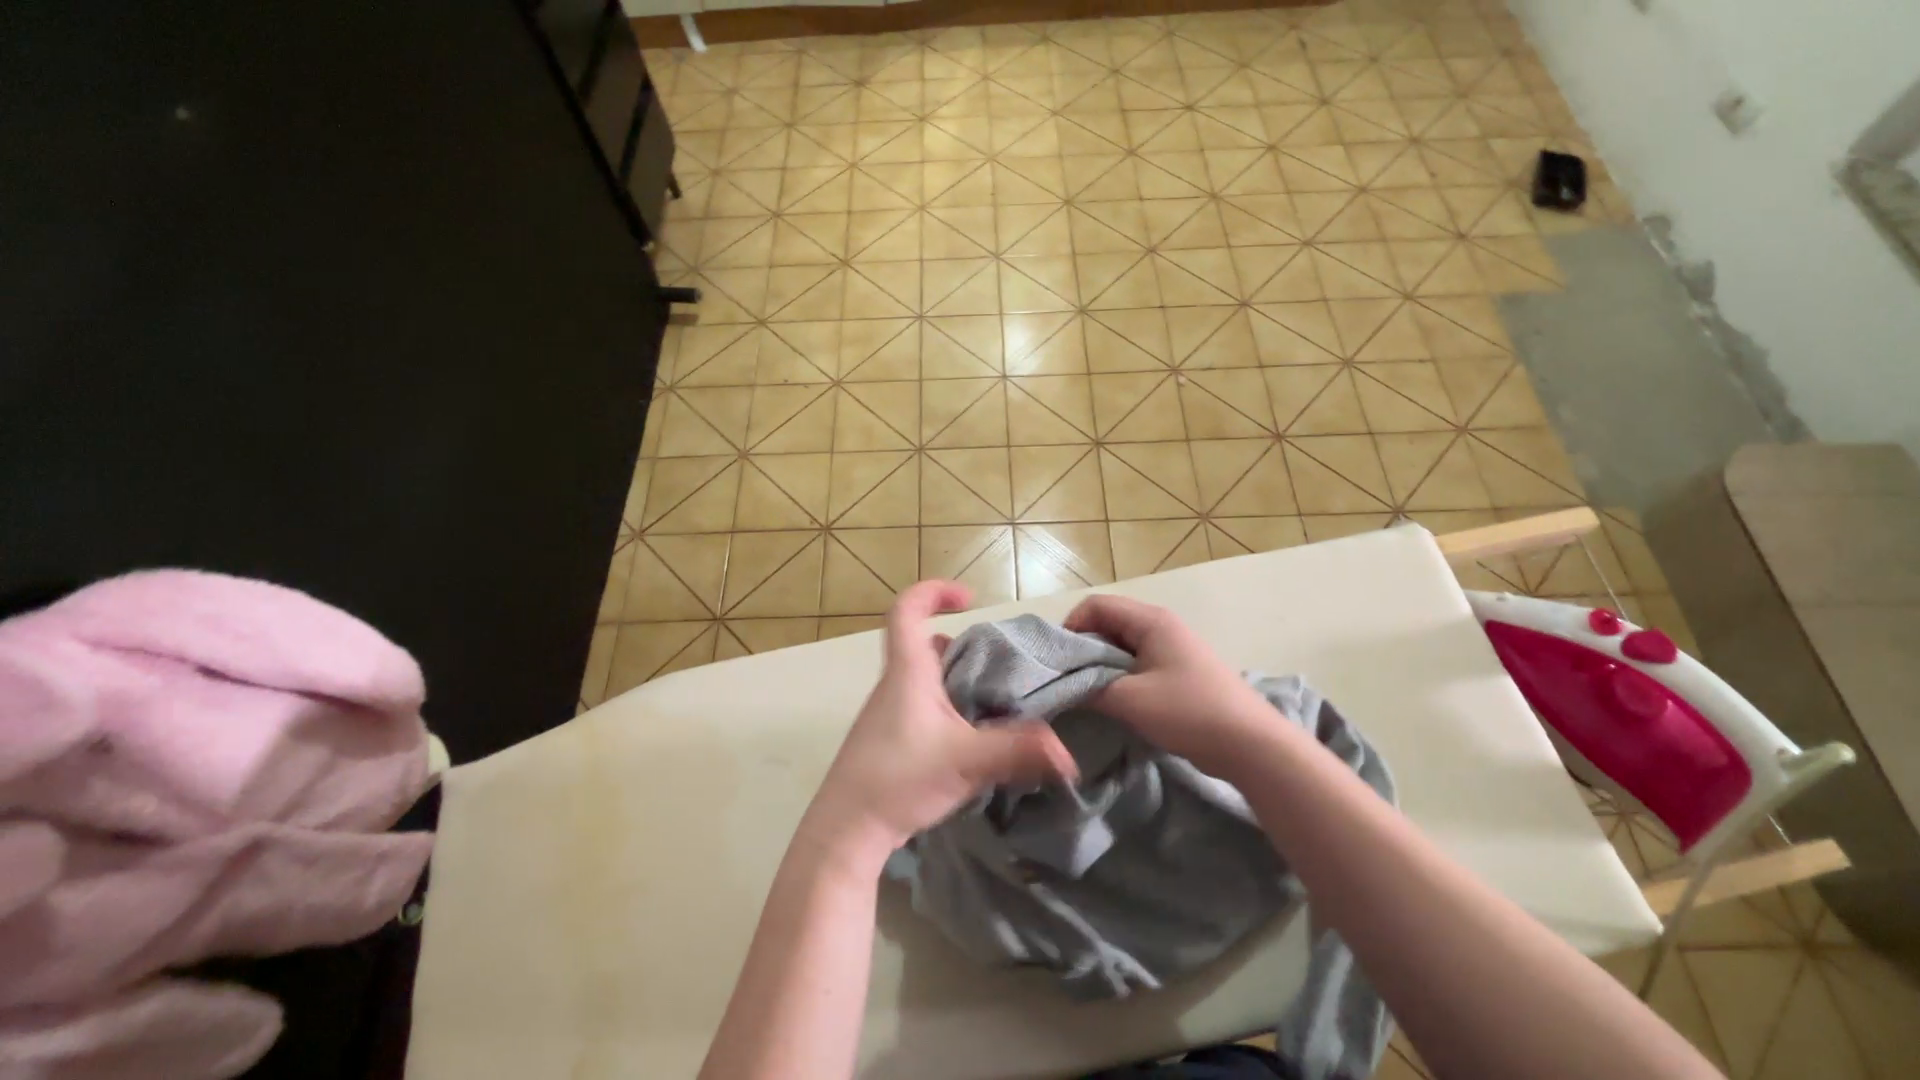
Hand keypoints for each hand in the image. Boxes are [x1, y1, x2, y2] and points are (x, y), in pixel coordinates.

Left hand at [802, 582, 1078, 863]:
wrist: (846, 831)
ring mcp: (889, 714)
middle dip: (965, 647)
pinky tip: (976, 738)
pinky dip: (952, 708)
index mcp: (908, 672)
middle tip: (1003, 665)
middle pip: (926, 645)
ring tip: (999, 702)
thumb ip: (1020, 752)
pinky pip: (925, 707)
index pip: (907, 610)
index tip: (969, 598)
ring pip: (928, 679)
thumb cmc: (898, 780)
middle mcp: (896, 685)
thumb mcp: (967, 762)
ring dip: (960, 681)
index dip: (934, 591)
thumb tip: (1068, 755)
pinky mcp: (891, 741)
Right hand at [1063, 594, 1274, 776]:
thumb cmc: (1188, 712)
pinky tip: (1114, 704)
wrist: (1249, 744)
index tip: (1056, 662)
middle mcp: (1161, 626)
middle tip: (1065, 681)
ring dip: (1100, 667)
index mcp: (1150, 620)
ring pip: (1121, 647)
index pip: (1095, 606)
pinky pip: (1137, 665)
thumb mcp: (1129, 700)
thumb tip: (1060, 686)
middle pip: (1107, 624)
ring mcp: (1172, 650)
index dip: (1069, 628)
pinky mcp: (1179, 673)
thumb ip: (1088, 689)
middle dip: (1082, 649)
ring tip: (1086, 695)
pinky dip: (1119, 678)